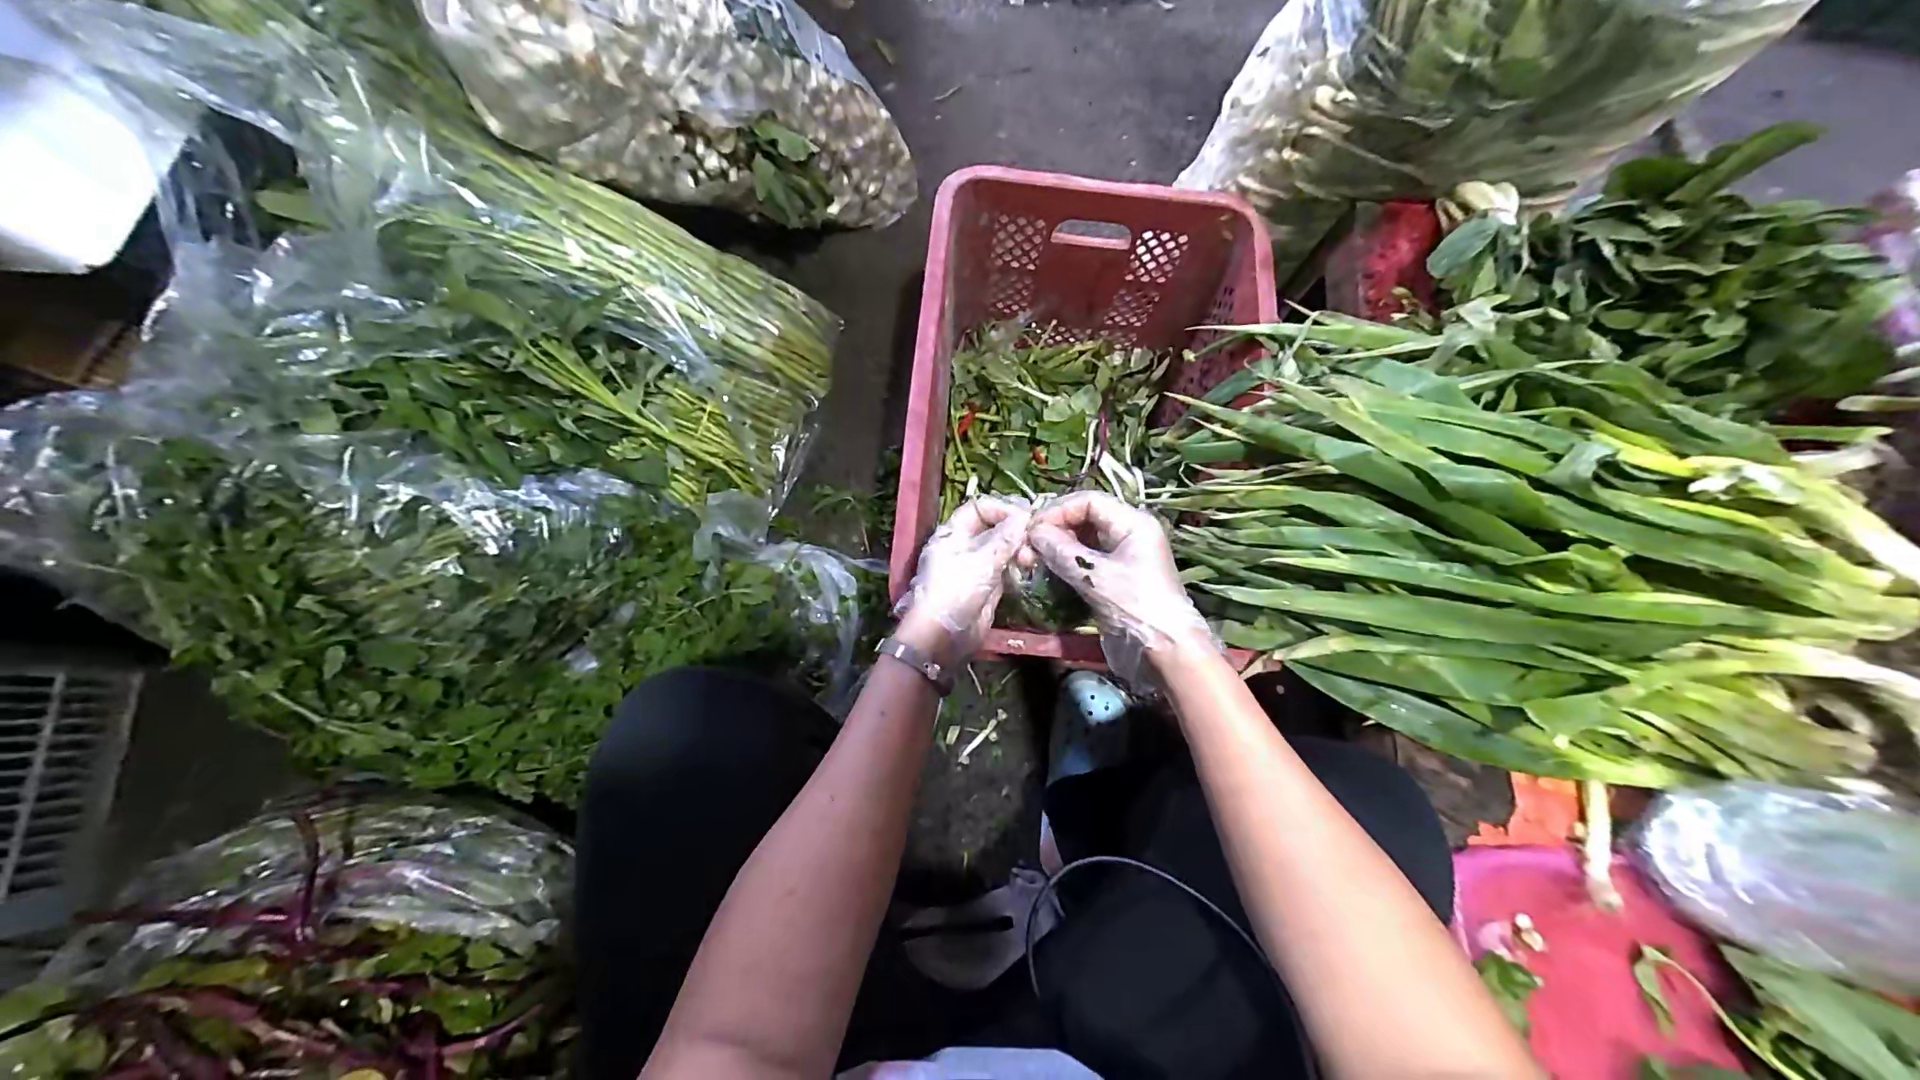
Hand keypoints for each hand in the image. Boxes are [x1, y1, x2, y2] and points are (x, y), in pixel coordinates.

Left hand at [896, 496, 1033, 663]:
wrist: (941, 637)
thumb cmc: (954, 591)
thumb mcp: (980, 561)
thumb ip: (1004, 538)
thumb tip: (1024, 517)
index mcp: (953, 534)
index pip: (979, 508)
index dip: (1002, 508)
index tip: (1025, 516)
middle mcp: (964, 546)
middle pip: (993, 527)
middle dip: (1015, 529)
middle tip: (1035, 537)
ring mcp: (976, 567)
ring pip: (1002, 548)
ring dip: (1019, 548)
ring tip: (1032, 557)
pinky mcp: (987, 586)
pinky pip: (1006, 568)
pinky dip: (1018, 566)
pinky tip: (1030, 566)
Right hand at [1028, 491, 1213, 687]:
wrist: (1165, 650)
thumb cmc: (1136, 606)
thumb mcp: (1095, 576)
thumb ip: (1062, 550)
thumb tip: (1034, 533)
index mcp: (1133, 523)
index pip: (1088, 501)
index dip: (1058, 511)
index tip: (1032, 530)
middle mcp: (1129, 533)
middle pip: (1084, 517)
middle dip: (1054, 528)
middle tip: (1028, 546)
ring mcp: (1123, 556)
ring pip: (1082, 539)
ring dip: (1056, 546)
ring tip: (1032, 559)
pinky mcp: (1115, 577)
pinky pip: (1085, 559)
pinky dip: (1065, 562)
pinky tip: (1046, 570)